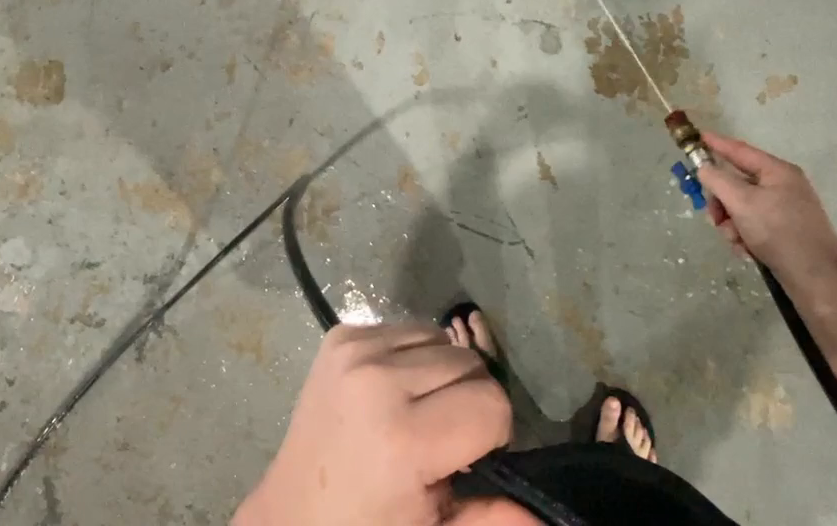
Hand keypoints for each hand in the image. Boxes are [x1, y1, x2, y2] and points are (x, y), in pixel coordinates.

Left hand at [234, 322, 531, 525]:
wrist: (291, 515)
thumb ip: (491, 518)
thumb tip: (545, 514)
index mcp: (402, 437)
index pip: (491, 404)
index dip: (493, 435)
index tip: (470, 461)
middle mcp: (377, 379)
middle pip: (470, 364)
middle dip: (470, 401)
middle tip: (444, 442)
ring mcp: (354, 350)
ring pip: (441, 339)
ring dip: (443, 374)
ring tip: (418, 413)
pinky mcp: (341, 335)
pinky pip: (407, 329)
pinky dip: (413, 357)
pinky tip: (393, 392)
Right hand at [696, 133, 836, 286]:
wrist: (816, 278)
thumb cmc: (778, 231)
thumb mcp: (742, 202)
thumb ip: (717, 180)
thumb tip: (704, 168)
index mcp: (777, 171)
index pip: (739, 150)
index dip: (715, 144)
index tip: (695, 138)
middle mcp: (783, 186)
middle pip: (737, 183)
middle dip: (721, 201)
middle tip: (713, 217)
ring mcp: (785, 210)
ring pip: (742, 207)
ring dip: (731, 223)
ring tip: (734, 239)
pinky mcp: (784, 232)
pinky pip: (753, 225)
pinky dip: (744, 236)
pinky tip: (745, 250)